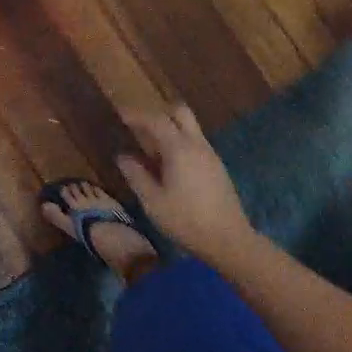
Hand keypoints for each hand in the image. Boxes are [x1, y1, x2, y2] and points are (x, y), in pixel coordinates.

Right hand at [118, 105, 256, 261]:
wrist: (228, 239)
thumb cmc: (186, 221)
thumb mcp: (153, 202)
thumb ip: (137, 176)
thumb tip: (123, 157)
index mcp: (179, 149)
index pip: (156, 121)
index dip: (138, 116)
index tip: (122, 116)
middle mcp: (197, 144)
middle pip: (181, 113)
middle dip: (161, 113)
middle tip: (142, 126)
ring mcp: (211, 155)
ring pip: (191, 127)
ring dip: (172, 128)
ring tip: (153, 147)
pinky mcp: (218, 167)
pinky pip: (197, 143)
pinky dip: (181, 142)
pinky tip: (172, 164)